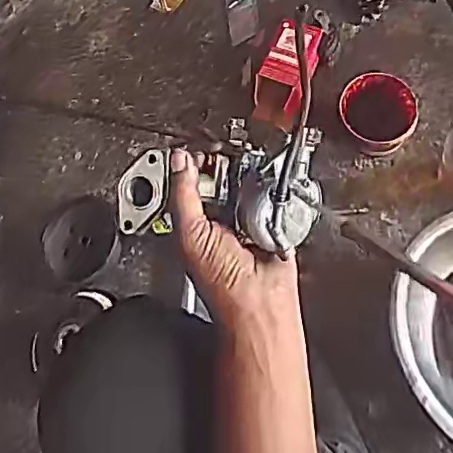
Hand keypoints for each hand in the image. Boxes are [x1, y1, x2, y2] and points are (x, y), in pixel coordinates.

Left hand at [168, 149, 299, 323]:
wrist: (261, 302)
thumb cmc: (224, 284)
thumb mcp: (191, 235)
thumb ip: (183, 196)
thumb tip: (178, 162)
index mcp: (194, 222)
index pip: (190, 182)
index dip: (192, 163)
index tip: (199, 150)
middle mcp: (221, 219)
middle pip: (221, 179)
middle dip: (223, 166)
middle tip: (225, 156)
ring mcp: (248, 220)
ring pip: (247, 185)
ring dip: (249, 178)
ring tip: (247, 175)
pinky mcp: (273, 222)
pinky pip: (272, 197)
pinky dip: (271, 191)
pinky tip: (266, 193)